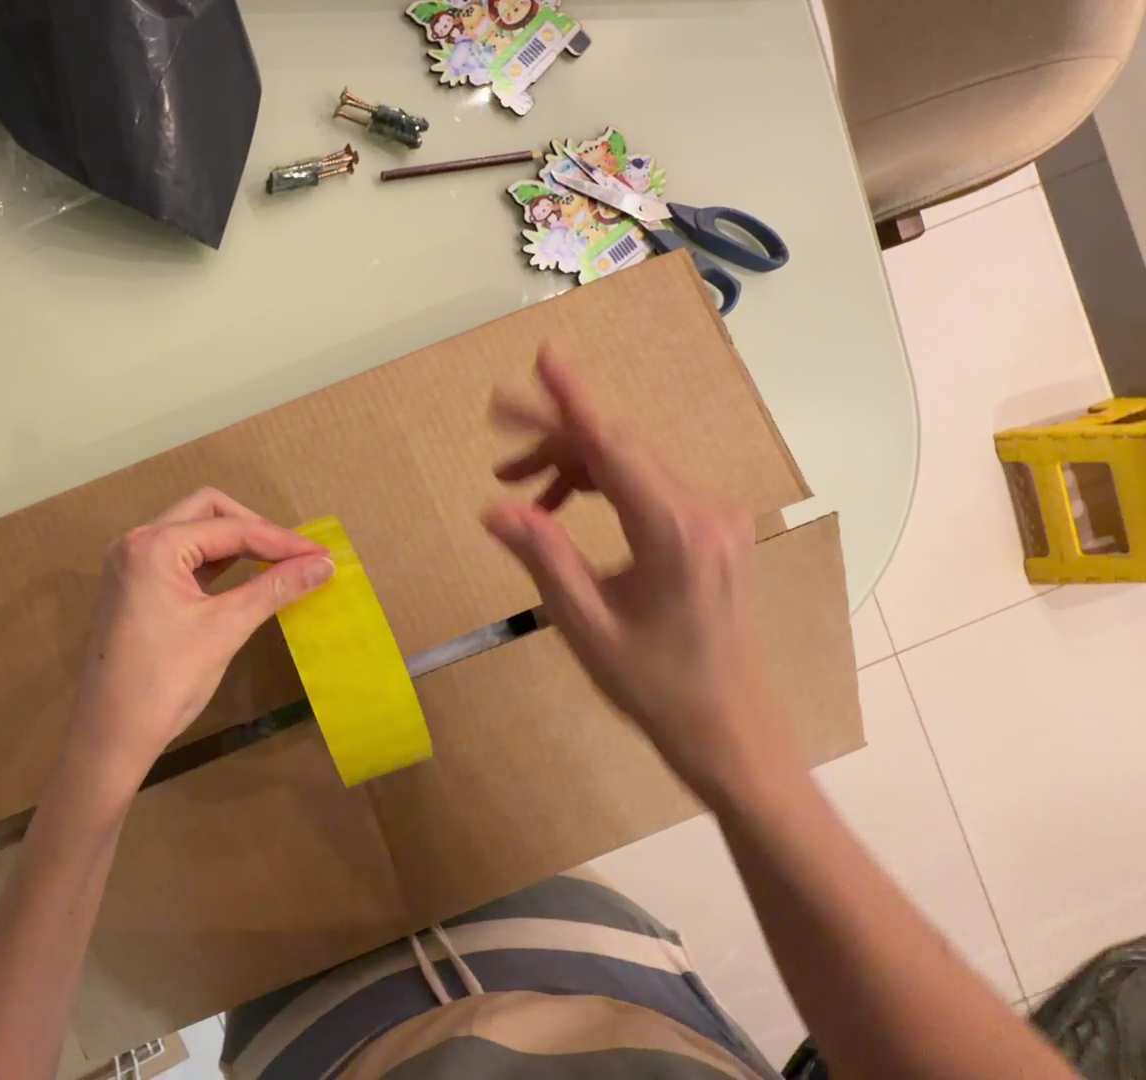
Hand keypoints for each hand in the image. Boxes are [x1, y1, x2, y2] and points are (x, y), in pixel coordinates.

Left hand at [67, 489, 334, 781]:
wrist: (111, 733)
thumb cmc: (165, 681)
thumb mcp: (225, 629)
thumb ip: (274, 589)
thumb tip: (323, 565)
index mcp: (153, 545)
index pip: (230, 528)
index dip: (281, 541)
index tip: (322, 555)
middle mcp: (136, 542)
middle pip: (206, 512)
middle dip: (254, 528)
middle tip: (294, 555)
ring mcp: (130, 563)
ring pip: (192, 532)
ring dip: (234, 543)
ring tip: (277, 564)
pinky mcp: (133, 586)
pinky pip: (179, 558)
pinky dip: (213, 562)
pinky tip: (244, 577)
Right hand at [482, 344, 789, 798]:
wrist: (729, 728)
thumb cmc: (653, 684)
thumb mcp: (584, 624)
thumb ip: (543, 557)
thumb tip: (495, 509)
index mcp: (673, 531)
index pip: (615, 447)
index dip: (575, 400)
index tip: (545, 356)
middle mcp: (701, 510)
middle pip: (618, 448)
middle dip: (552, 435)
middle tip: (493, 430)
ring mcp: (710, 518)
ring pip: (628, 464)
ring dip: (569, 464)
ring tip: (511, 482)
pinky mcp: (706, 531)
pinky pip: (643, 487)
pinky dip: (596, 486)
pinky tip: (557, 507)